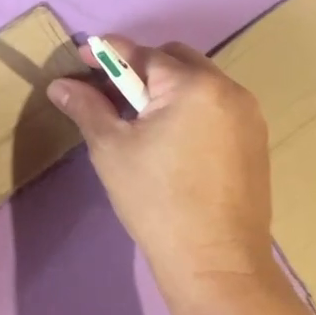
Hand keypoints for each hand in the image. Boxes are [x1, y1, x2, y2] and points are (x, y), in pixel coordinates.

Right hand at [47, 37, 274, 292]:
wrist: (216, 262)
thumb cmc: (155, 199)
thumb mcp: (111, 148)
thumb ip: (87, 107)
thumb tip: (60, 84)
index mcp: (192, 85)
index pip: (142, 53)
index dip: (107, 52)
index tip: (80, 59)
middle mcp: (228, 90)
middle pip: (175, 60)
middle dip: (140, 68)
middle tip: (110, 94)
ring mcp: (248, 116)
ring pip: (198, 82)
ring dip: (166, 88)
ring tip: (138, 120)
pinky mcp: (255, 141)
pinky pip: (216, 106)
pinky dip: (189, 108)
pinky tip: (169, 141)